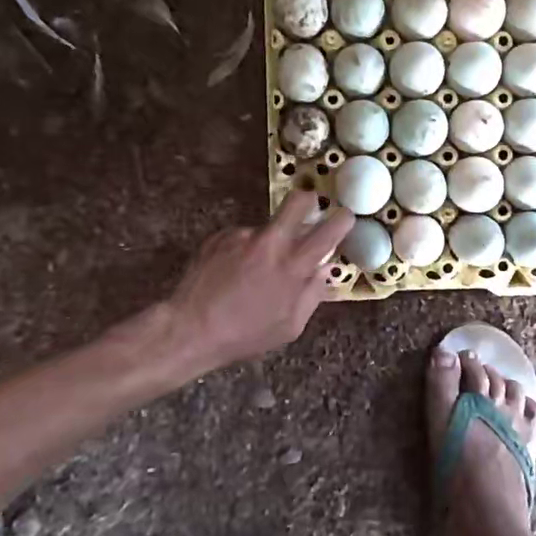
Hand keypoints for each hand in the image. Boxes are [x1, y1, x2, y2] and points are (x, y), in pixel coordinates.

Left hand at [163, 191, 355, 370]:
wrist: (189, 329)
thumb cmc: (245, 335)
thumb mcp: (290, 327)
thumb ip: (312, 294)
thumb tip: (324, 269)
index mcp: (292, 267)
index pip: (327, 232)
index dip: (342, 220)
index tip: (346, 216)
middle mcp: (270, 243)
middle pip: (297, 201)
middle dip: (309, 200)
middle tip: (310, 209)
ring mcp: (242, 236)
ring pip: (266, 227)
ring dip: (268, 242)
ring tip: (251, 273)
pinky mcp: (220, 236)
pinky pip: (242, 237)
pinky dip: (244, 251)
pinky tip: (232, 274)